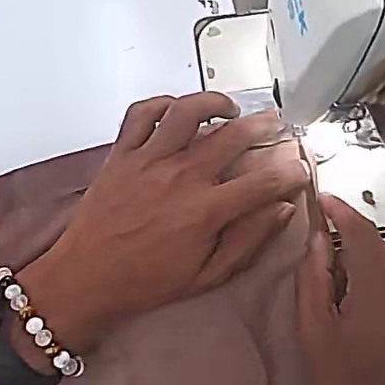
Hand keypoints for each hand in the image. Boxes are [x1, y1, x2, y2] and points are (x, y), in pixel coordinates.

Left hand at [20, 93, 308, 350]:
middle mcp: (180, 177)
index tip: (298, 169)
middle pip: (234, 135)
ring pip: (188, 111)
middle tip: (275, 127)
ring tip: (230, 109)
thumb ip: (248, 241)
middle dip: (265, 126)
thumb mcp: (207, 276)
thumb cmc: (146, 282)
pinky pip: (142, 113)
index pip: (264, 181)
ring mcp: (148, 160)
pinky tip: (177, 110)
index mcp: (205, 211)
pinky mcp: (122, 153)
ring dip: (215, 102)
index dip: (291, 171)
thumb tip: (281, 211)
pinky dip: (162, 103)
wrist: (86, 277)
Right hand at [296, 194, 384, 384]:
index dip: (342, 212)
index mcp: (379, 295)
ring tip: (351, 296)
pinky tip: (377, 312)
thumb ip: (314, 279)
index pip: (362, 234)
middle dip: (354, 244)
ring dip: (373, 267)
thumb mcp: (314, 336)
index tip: (324, 200)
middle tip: (328, 258)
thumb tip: (321, 239)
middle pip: (381, 248)